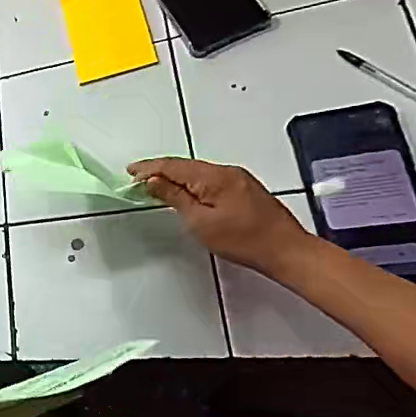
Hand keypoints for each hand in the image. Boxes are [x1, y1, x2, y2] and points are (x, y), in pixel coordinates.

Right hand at [128, 157, 314, 275]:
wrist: (285, 250)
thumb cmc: (243, 239)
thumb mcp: (199, 221)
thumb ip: (175, 197)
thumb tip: (154, 181)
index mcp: (215, 177)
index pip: (173, 166)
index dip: (149, 168)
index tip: (130, 172)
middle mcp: (227, 172)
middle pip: (185, 166)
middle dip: (159, 171)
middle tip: (136, 179)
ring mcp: (238, 179)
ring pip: (197, 172)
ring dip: (174, 177)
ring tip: (154, 185)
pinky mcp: (243, 189)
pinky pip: (209, 179)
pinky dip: (190, 182)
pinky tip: (182, 191)